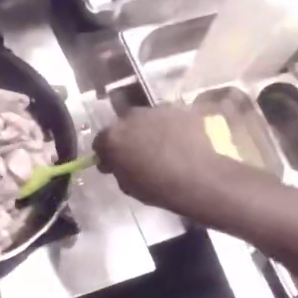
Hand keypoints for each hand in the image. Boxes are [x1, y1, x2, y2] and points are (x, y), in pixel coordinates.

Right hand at [93, 104, 241, 212]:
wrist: (196, 178)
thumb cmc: (156, 187)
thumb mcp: (126, 185)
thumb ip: (117, 168)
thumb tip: (116, 162)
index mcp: (113, 136)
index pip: (100, 141)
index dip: (105, 153)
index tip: (112, 164)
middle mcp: (131, 116)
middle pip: (124, 124)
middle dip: (128, 137)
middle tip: (138, 154)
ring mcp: (157, 110)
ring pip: (147, 119)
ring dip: (149, 130)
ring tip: (162, 148)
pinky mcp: (180, 110)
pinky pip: (169, 119)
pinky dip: (170, 129)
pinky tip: (179, 144)